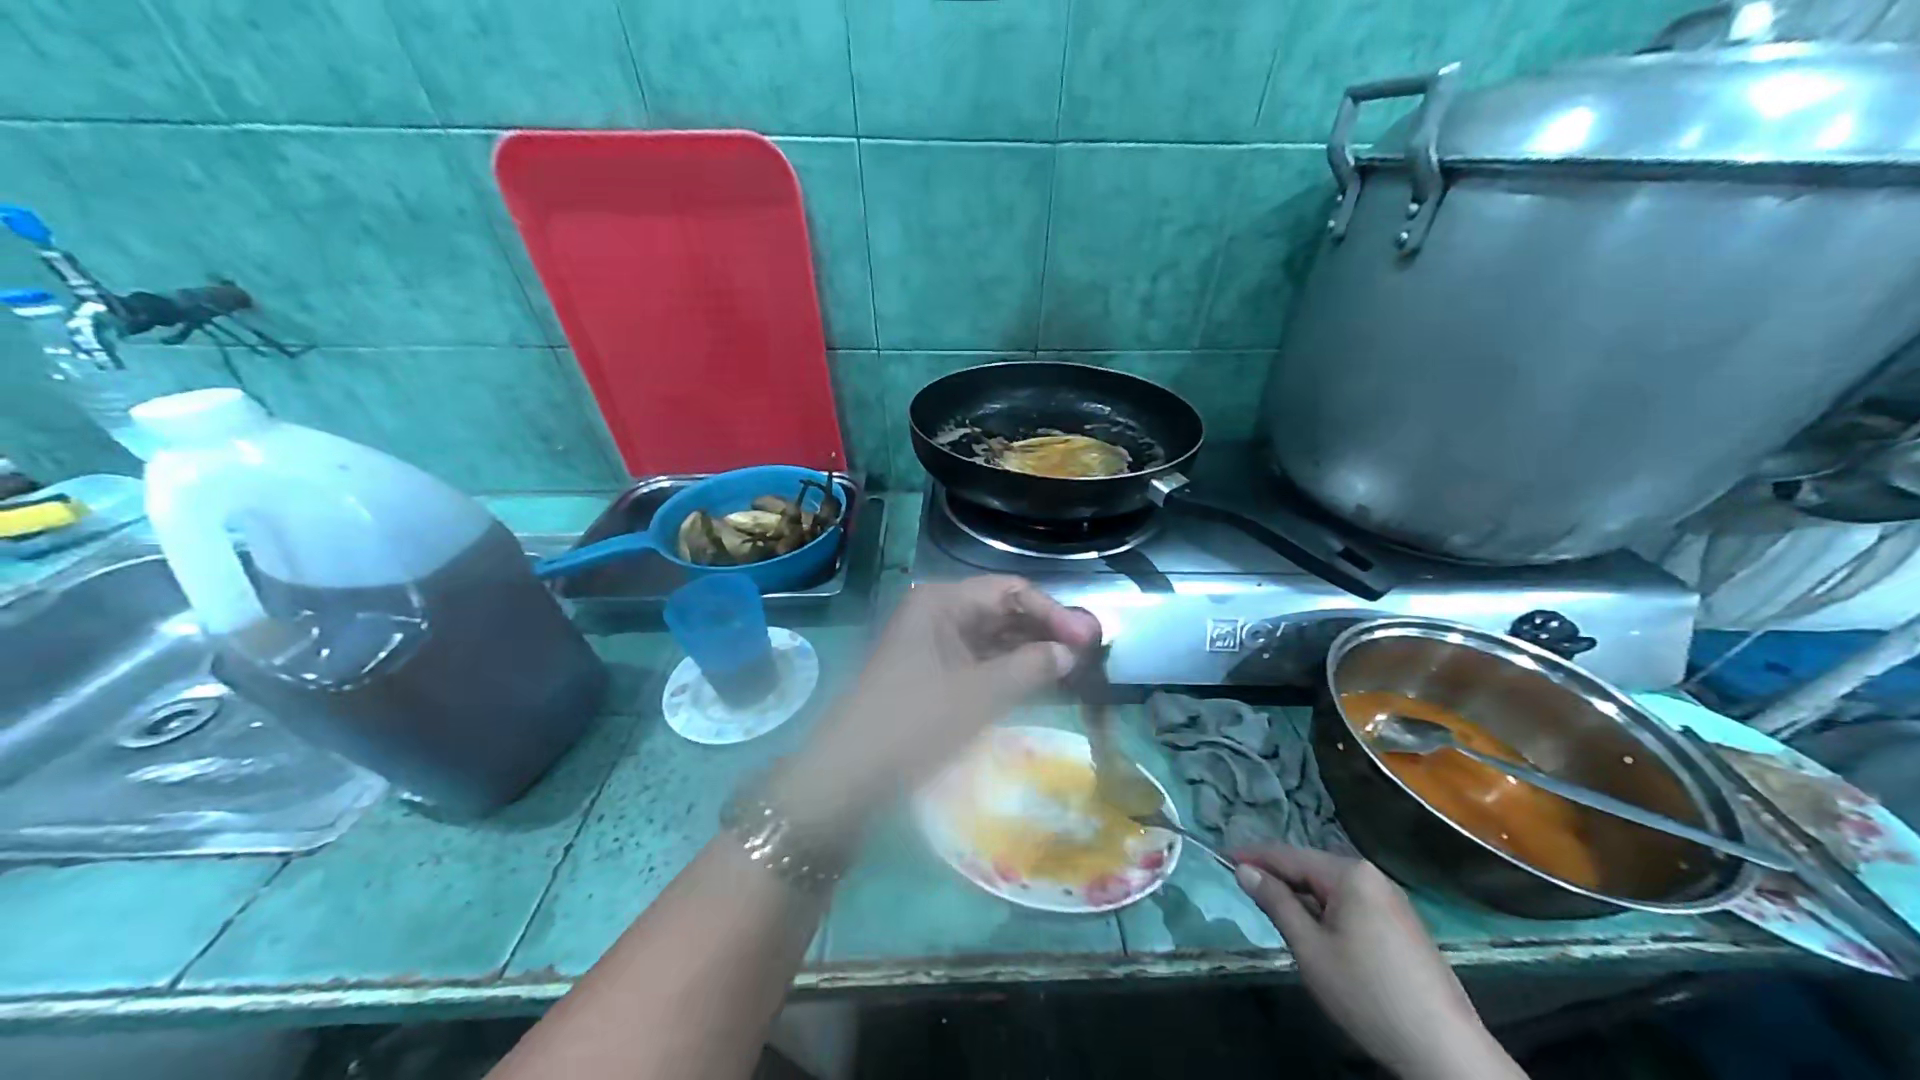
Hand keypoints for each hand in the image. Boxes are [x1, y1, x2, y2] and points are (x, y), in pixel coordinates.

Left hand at [774, 576, 1100, 828]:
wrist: (849, 776)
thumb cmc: (915, 723)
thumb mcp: (979, 694)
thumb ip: (1031, 667)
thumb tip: (1071, 651)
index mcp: (941, 602)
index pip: (1010, 591)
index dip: (1054, 612)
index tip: (1090, 639)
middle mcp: (936, 614)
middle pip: (1002, 611)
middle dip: (1044, 630)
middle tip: (1089, 653)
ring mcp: (932, 644)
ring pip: (993, 638)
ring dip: (1030, 651)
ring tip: (1074, 668)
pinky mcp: (932, 674)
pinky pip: (979, 662)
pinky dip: (1009, 670)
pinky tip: (1040, 682)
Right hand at [1234, 847, 1523, 1079]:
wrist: (1444, 1050)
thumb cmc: (1366, 992)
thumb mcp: (1309, 947)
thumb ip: (1275, 902)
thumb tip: (1245, 870)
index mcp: (1350, 874)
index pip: (1289, 855)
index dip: (1253, 856)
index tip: (1222, 858)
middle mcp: (1373, 877)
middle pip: (1311, 868)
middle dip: (1278, 876)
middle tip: (1243, 885)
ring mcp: (1392, 901)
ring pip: (1331, 888)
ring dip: (1301, 895)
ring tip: (1272, 907)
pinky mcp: (1402, 926)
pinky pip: (1351, 904)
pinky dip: (1325, 910)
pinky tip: (1314, 929)